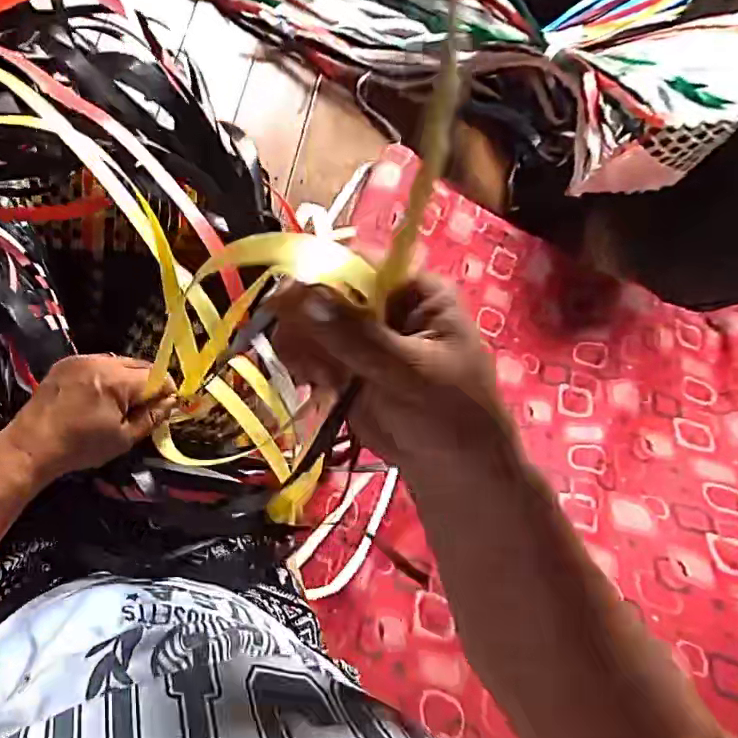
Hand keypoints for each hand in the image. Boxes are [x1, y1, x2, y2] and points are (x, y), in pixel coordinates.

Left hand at [0, 355, 176, 484]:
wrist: (32, 445)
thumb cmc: (79, 447)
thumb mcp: (122, 438)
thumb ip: (151, 417)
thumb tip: (171, 403)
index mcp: (116, 380)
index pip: (157, 376)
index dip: (167, 392)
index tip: (164, 409)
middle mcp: (99, 361)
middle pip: (139, 365)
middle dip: (147, 384)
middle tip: (143, 409)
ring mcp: (80, 359)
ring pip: (118, 362)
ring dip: (126, 379)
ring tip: (119, 404)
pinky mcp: (66, 363)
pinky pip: (97, 364)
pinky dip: (105, 376)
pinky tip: (98, 397)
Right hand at [269, 274, 516, 478]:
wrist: (451, 471)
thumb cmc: (450, 415)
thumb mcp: (407, 370)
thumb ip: (354, 334)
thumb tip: (301, 294)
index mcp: (413, 291)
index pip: (358, 265)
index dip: (320, 275)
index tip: (286, 296)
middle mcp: (383, 308)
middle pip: (324, 295)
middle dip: (305, 321)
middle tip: (296, 349)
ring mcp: (359, 339)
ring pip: (309, 325)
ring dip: (300, 347)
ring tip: (312, 376)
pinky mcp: (342, 368)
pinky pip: (308, 354)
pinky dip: (302, 366)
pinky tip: (313, 384)